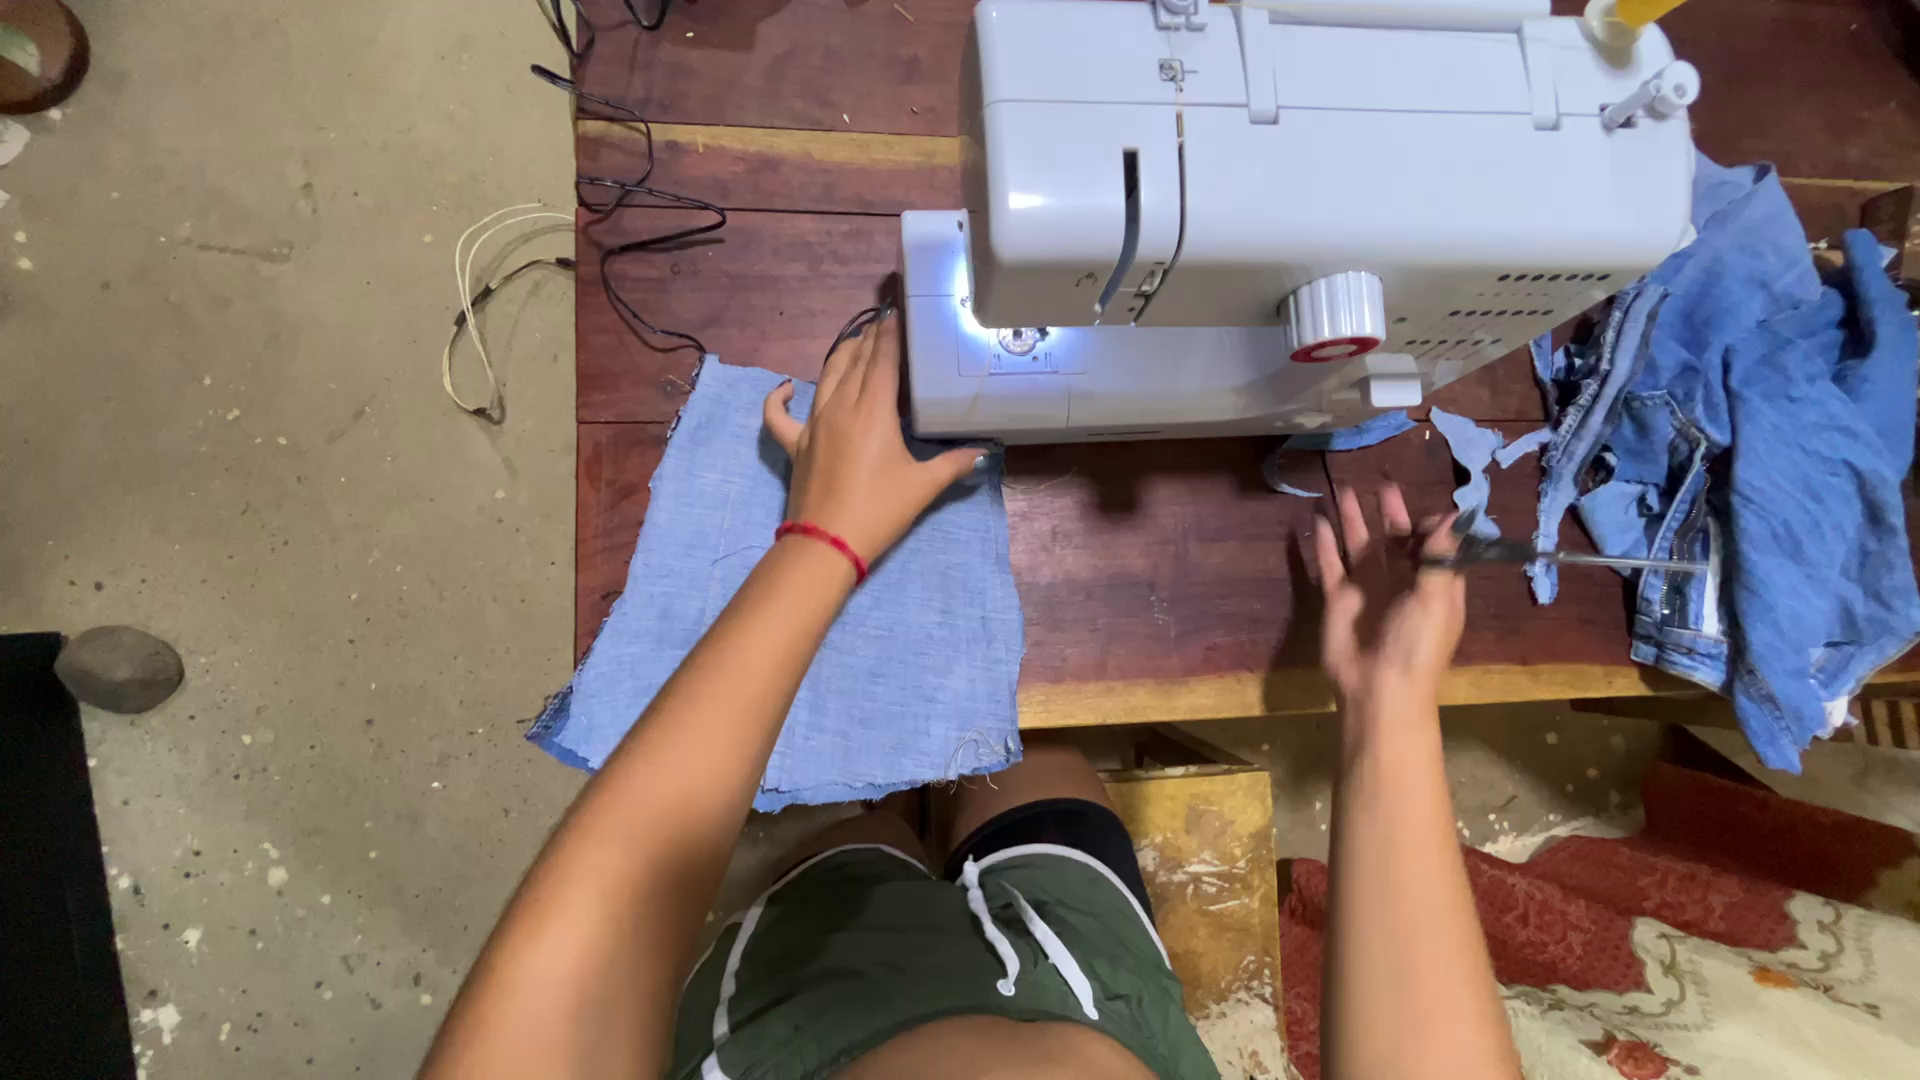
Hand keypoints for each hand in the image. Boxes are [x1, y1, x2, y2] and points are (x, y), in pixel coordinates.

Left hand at [763, 310, 983, 563]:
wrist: (828, 542)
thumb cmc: (879, 511)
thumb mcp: (923, 487)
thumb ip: (953, 465)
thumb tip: (982, 453)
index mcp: (873, 409)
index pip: (883, 358)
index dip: (892, 333)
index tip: (899, 313)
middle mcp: (840, 405)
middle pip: (855, 359)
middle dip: (871, 337)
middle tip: (884, 322)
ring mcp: (813, 423)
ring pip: (825, 376)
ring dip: (841, 355)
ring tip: (856, 341)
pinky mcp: (795, 444)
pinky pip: (779, 415)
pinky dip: (779, 398)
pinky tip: (786, 387)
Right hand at [1312, 485, 1465, 708]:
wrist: (1377, 685)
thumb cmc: (1416, 644)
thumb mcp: (1437, 599)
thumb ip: (1440, 556)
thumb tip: (1450, 514)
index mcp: (1433, 584)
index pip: (1434, 545)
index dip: (1430, 526)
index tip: (1424, 510)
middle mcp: (1399, 581)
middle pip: (1394, 539)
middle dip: (1388, 512)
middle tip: (1381, 484)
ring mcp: (1365, 588)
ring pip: (1359, 544)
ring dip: (1352, 518)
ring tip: (1343, 489)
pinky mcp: (1337, 596)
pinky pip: (1330, 562)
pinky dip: (1325, 541)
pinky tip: (1319, 519)